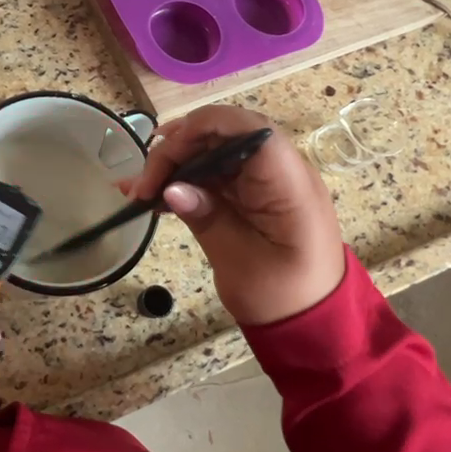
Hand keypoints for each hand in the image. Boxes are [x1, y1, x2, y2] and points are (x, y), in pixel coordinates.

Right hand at [122, 105, 345, 326]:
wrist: (312, 323)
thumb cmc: (282, 297)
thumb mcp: (239, 260)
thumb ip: (207, 218)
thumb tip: (170, 188)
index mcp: (288, 183)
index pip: (245, 128)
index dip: (199, 129)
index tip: (162, 161)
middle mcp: (279, 170)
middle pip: (222, 133)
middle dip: (177, 149)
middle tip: (142, 184)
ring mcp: (264, 180)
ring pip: (211, 149)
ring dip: (173, 164)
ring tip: (139, 190)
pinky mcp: (251, 192)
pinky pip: (213, 172)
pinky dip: (182, 179)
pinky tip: (151, 196)